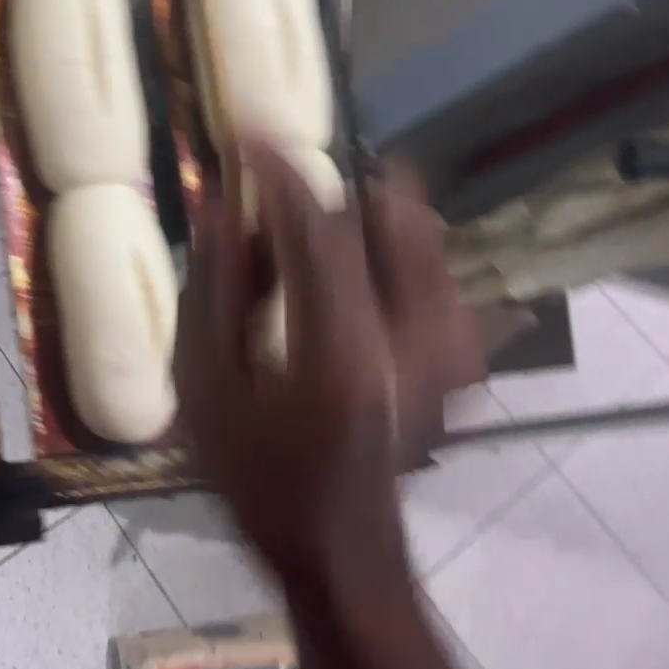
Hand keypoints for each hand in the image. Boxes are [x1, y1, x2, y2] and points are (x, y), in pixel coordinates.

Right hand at [175, 140, 481, 580]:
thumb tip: (220, 204)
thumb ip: (214, 288)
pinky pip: (431, 263)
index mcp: (337, 348)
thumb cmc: (252, 468)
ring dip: (351, 217)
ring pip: (413, 233)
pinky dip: (384, 247)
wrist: (336, 540)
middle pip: (378, 216)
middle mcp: (415, 335)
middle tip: (262, 210)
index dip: (279, 169)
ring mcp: (453, 343)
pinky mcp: (463, 349)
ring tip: (294, 250)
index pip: (315, 225)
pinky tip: (338, 276)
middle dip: (317, 194)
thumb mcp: (205, 383)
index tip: (247, 129)